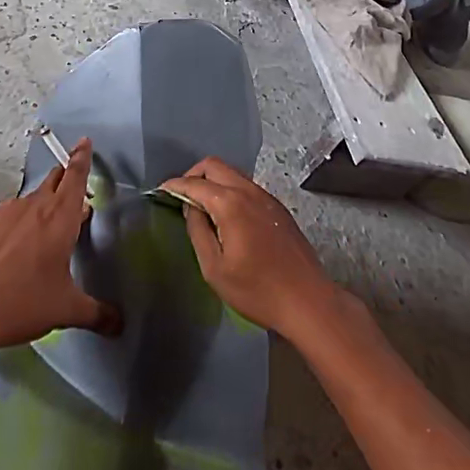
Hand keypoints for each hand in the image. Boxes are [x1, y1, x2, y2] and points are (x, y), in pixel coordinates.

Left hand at [0, 139, 121, 358]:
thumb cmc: (24, 302)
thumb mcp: (67, 310)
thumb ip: (97, 314)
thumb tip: (120, 324)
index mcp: (59, 219)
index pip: (75, 179)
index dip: (81, 159)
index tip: (84, 141)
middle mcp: (34, 207)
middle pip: (53, 182)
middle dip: (66, 178)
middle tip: (75, 184)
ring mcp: (6, 213)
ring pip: (32, 198)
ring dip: (44, 203)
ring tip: (50, 223)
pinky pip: (11, 214)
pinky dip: (21, 220)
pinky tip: (19, 243)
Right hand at [159, 158, 351, 337]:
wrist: (309, 303)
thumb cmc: (257, 290)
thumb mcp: (214, 267)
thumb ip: (197, 231)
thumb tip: (190, 208)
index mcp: (230, 204)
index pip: (193, 183)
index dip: (173, 185)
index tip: (160, 192)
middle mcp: (248, 192)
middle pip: (214, 165)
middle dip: (192, 175)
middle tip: (182, 197)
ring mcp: (266, 198)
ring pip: (232, 173)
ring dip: (212, 181)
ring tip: (202, 207)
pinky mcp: (278, 209)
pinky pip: (246, 186)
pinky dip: (229, 190)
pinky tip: (227, 216)